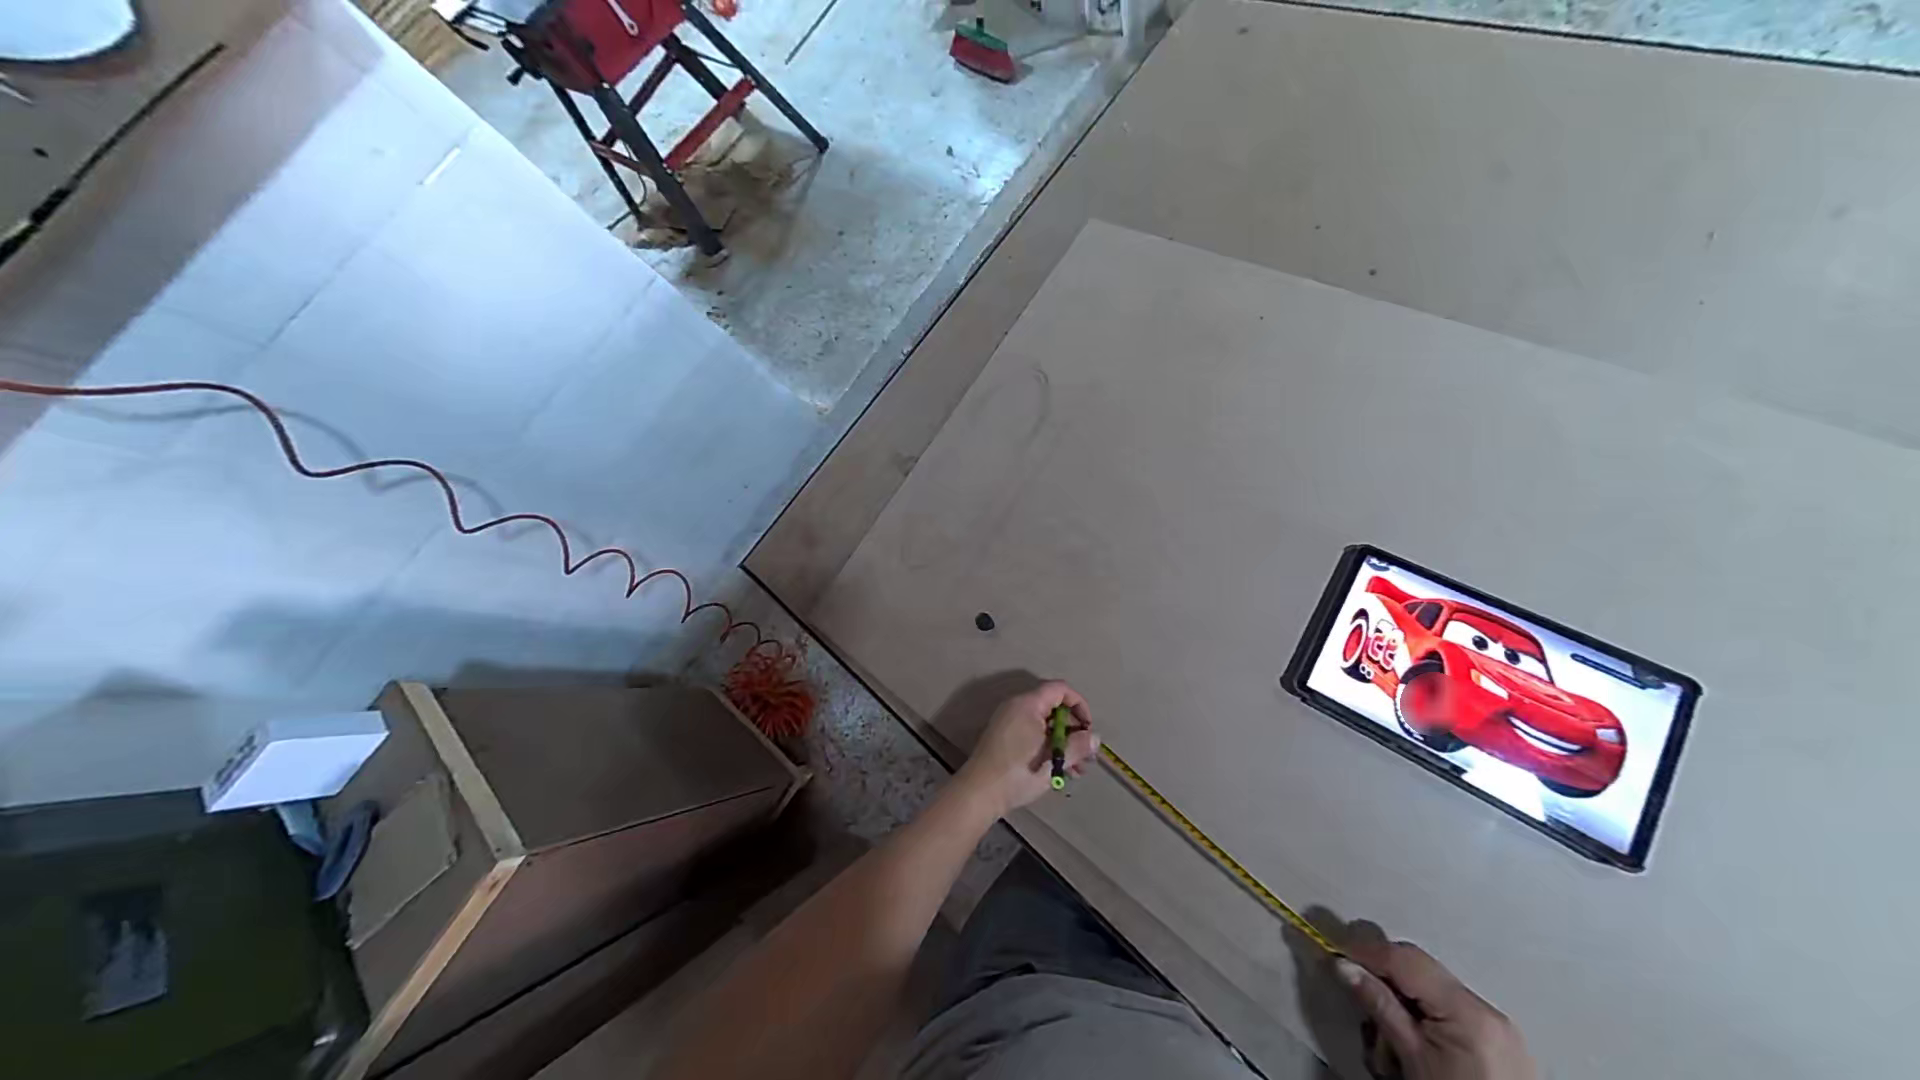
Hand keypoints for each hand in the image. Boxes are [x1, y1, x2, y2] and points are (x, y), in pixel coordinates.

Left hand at [953, 681, 1098, 817]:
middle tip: (1086, 753)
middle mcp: (1017, 707)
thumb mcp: (1053, 760)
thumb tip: (1095, 738)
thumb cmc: (1018, 773)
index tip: (1088, 729)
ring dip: (1063, 741)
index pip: (1060, 689)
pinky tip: (1059, 770)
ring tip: (1077, 769)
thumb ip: (1077, 746)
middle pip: (1053, 707)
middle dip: (1073, 729)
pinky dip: (1048, 745)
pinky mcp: (1005, 736)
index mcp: (1028, 704)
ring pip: (1045, 724)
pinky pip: (1033, 732)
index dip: (1079, 705)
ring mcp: (1009, 721)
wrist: (979, 792)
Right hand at [1336, 941, 1537, 1079]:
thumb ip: (1380, 1006)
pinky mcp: (1499, 1040)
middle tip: (1357, 995)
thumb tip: (1342, 965)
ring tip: (1389, 1039)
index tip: (1334, 954)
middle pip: (1419, 967)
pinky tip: (1414, 1042)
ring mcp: (1498, 1025)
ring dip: (1401, 998)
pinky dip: (1424, 1014)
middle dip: (1383, 976)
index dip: (1366, 951)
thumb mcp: (1411, 1059)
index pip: (1406, 959)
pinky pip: (1450, 1009)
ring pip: (1431, 987)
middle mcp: (1487, 1008)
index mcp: (1468, 1011)